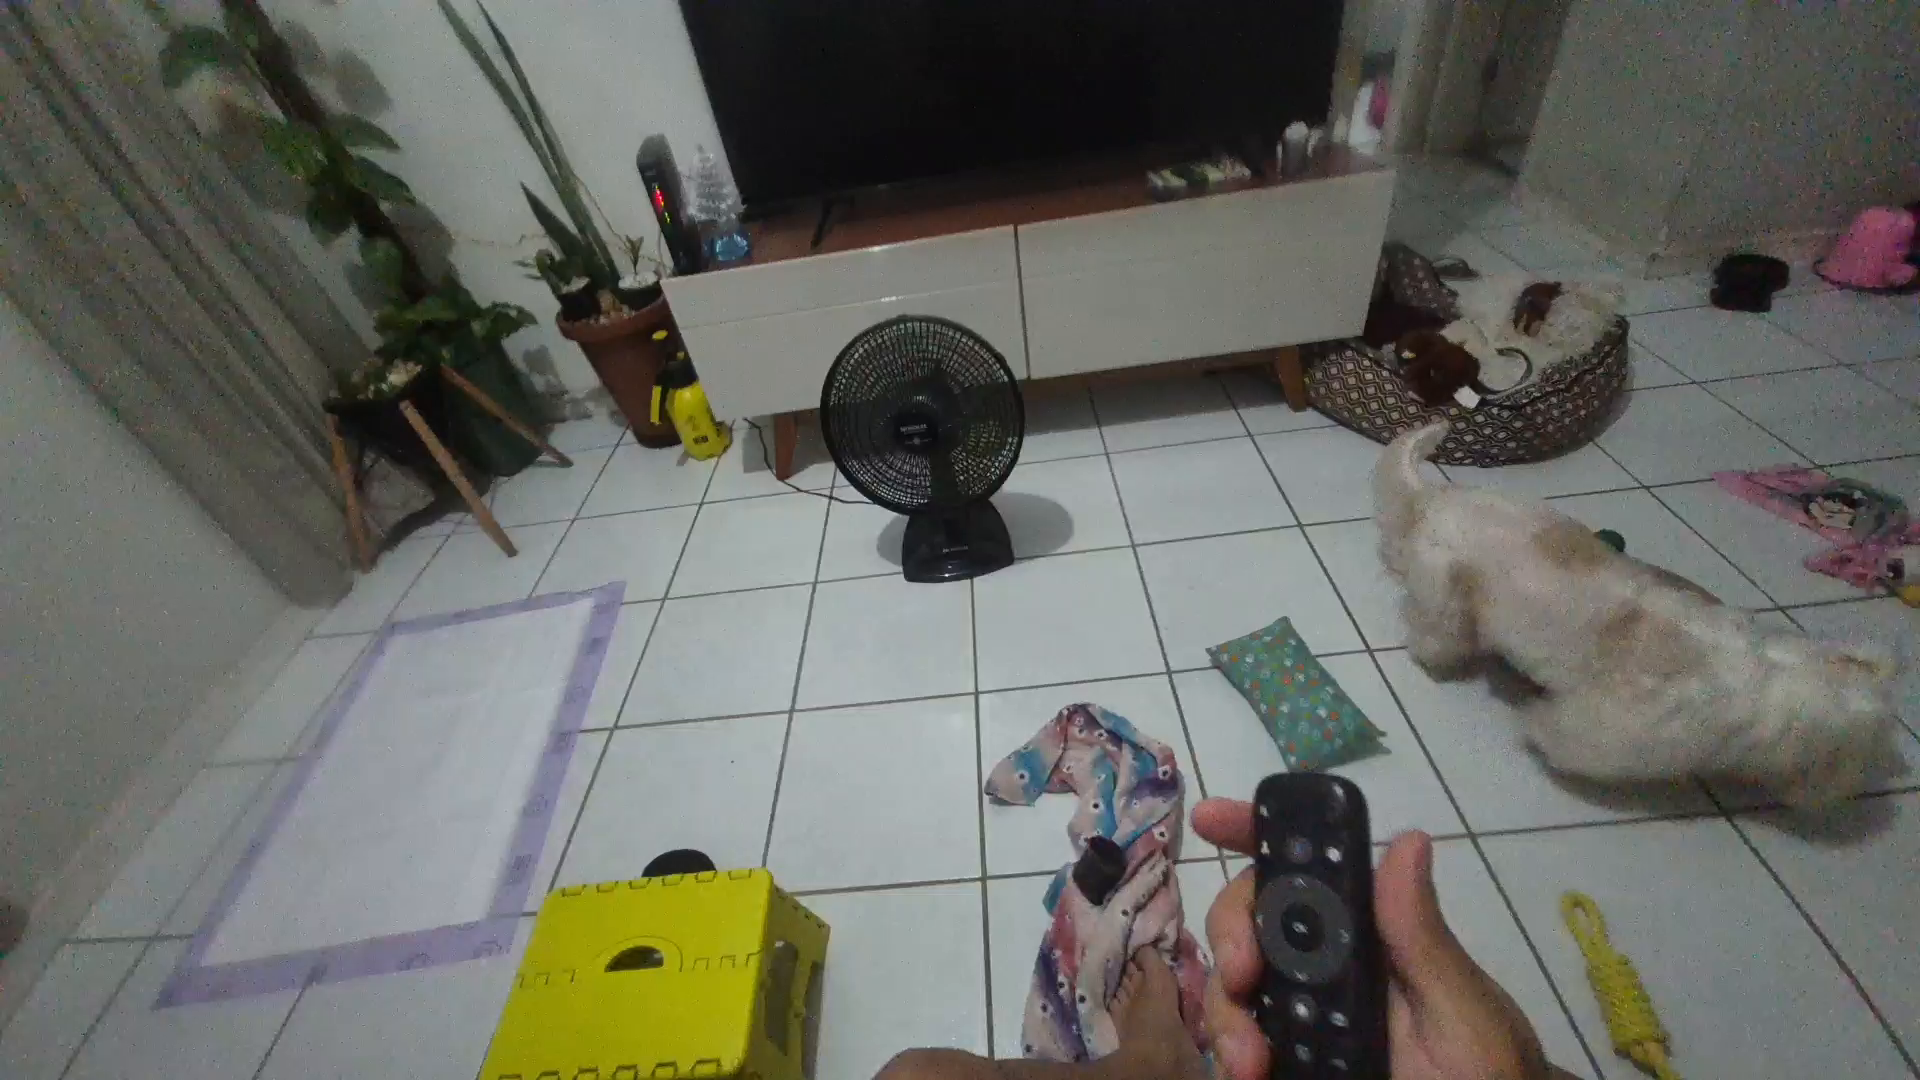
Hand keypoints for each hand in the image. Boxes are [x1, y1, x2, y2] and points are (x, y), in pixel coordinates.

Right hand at [1194, 798, 1554, 1079]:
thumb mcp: (1465, 1017)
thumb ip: (1424, 938)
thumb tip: (1407, 839)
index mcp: (1364, 929)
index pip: (1303, 863)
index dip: (1249, 829)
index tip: (1208, 818)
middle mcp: (1319, 957)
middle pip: (1248, 910)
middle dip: (1229, 928)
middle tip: (1239, 971)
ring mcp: (1293, 1005)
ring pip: (1228, 973)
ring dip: (1225, 1006)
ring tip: (1248, 1060)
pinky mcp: (1276, 1050)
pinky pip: (1231, 1032)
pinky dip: (1226, 1045)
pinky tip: (1245, 1072)